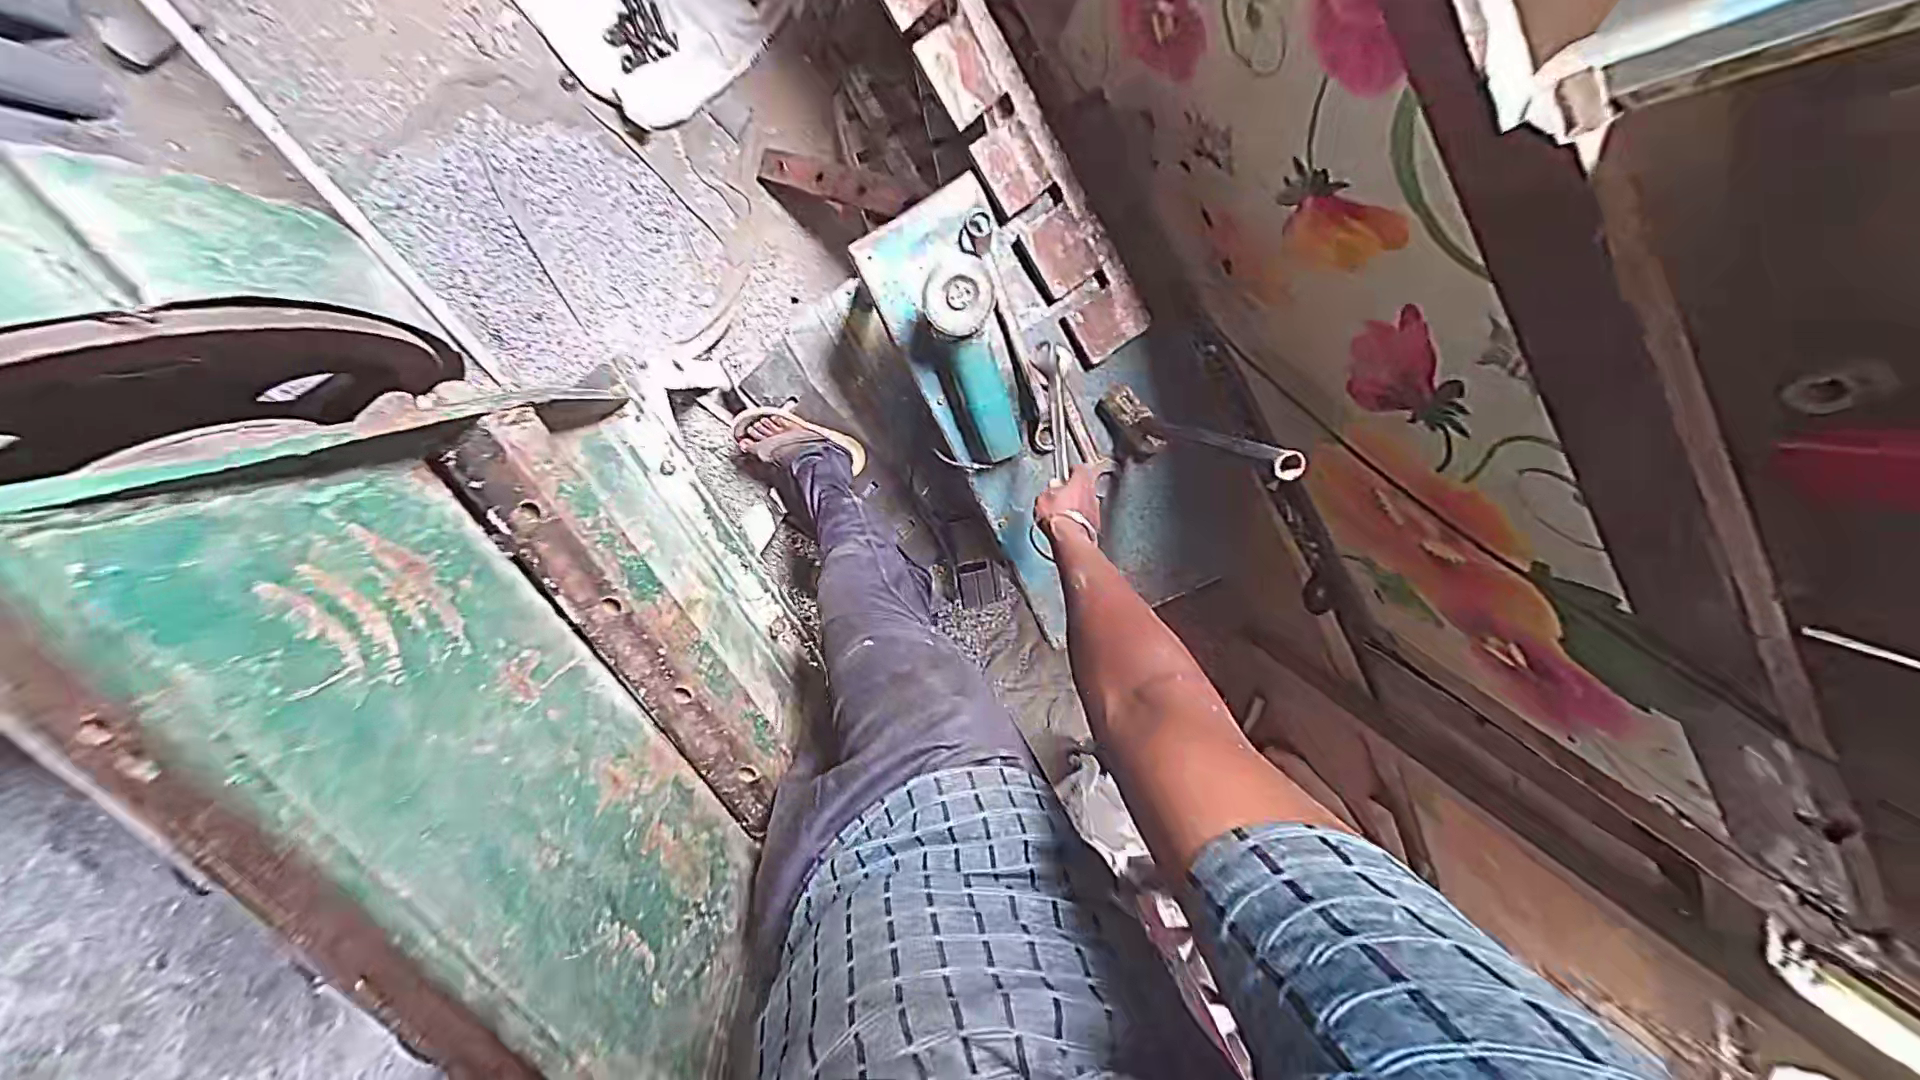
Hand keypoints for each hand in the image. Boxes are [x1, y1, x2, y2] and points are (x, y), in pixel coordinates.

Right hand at [1035, 460, 1112, 542]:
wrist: (1070, 539)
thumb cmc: (1057, 516)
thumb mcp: (1043, 498)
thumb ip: (1049, 490)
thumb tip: (1053, 487)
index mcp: (1081, 480)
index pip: (1081, 467)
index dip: (1073, 470)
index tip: (1066, 473)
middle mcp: (1092, 491)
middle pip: (1086, 484)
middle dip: (1076, 488)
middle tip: (1064, 493)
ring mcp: (1096, 508)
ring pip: (1088, 500)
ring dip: (1079, 503)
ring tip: (1066, 511)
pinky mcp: (1097, 523)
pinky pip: (1088, 515)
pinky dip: (1081, 516)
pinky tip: (1070, 523)